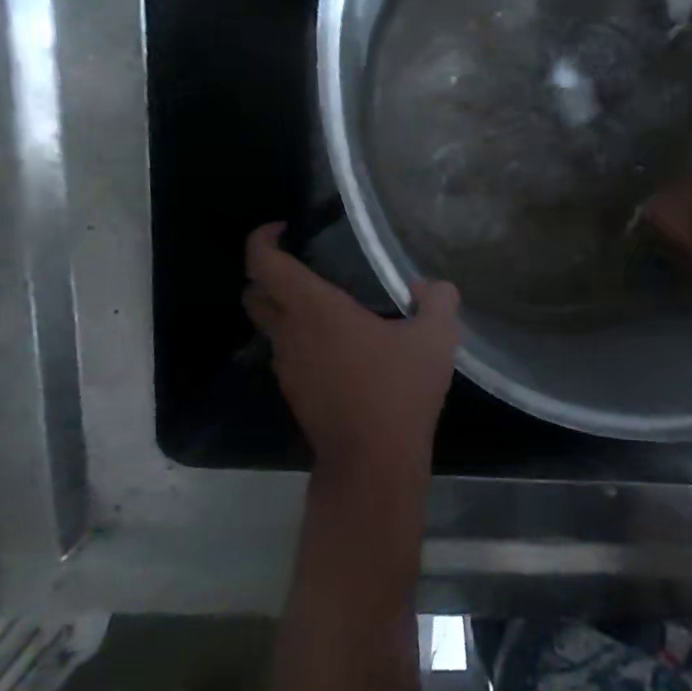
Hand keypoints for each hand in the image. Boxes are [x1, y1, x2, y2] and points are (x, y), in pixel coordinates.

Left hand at [243, 223, 460, 478]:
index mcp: (313, 309)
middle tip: (301, 268)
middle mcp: (289, 334)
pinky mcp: (294, 394)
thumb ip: (437, 301)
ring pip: (270, 328)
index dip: (262, 239)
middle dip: (266, 274)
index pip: (263, 262)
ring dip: (287, 313)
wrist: (373, 460)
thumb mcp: (435, 339)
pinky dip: (302, 344)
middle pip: (254, 294)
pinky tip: (340, 353)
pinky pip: (288, 356)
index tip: (282, 230)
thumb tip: (429, 288)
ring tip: (330, 312)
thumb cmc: (398, 391)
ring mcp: (286, 368)